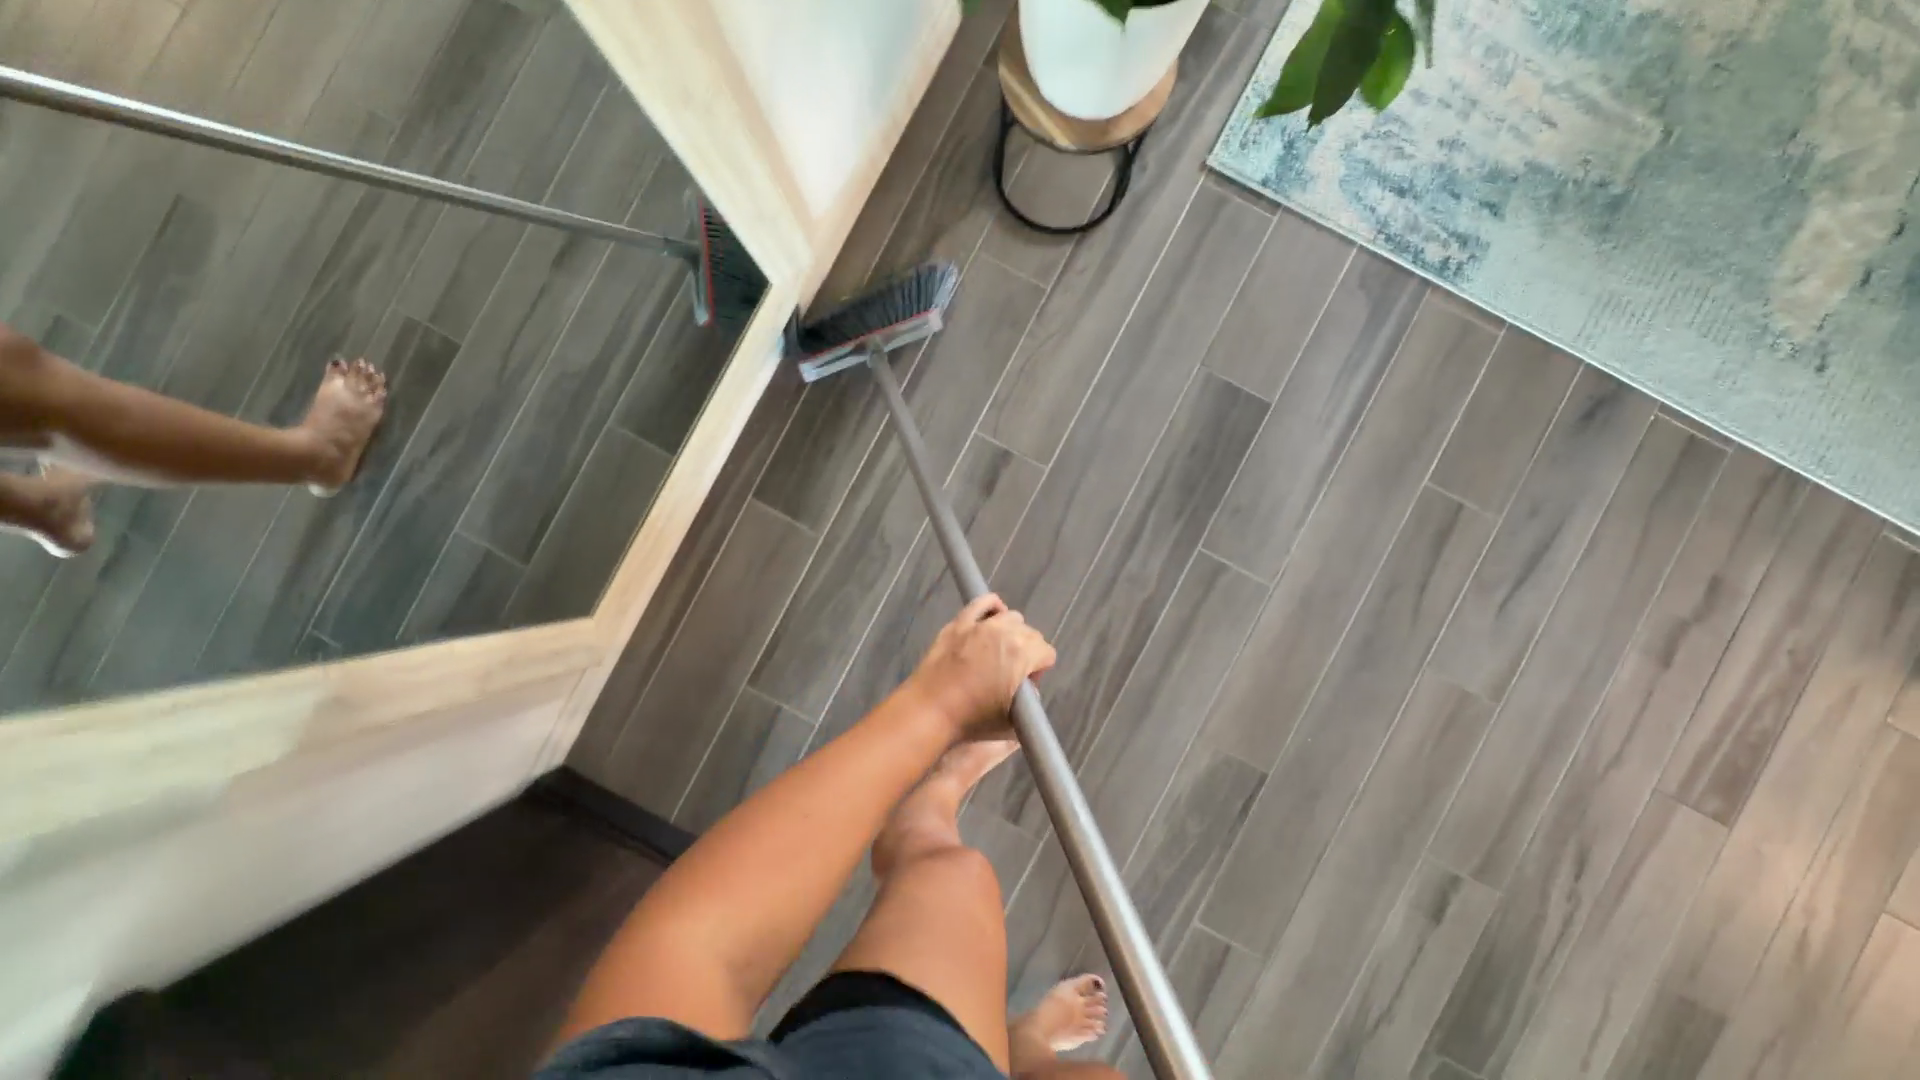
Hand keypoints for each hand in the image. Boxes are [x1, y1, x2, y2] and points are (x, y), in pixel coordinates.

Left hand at [908, 594, 1056, 740]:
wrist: (930, 710)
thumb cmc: (973, 719)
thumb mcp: (1013, 721)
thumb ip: (1029, 701)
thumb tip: (1026, 687)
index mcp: (1022, 655)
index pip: (1047, 652)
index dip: (1039, 670)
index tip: (1025, 684)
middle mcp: (1005, 632)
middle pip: (1031, 634)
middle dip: (1027, 652)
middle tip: (1011, 672)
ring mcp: (980, 625)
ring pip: (1011, 617)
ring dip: (1011, 632)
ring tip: (999, 651)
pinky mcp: (959, 623)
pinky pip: (983, 603)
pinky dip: (992, 607)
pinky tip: (992, 618)